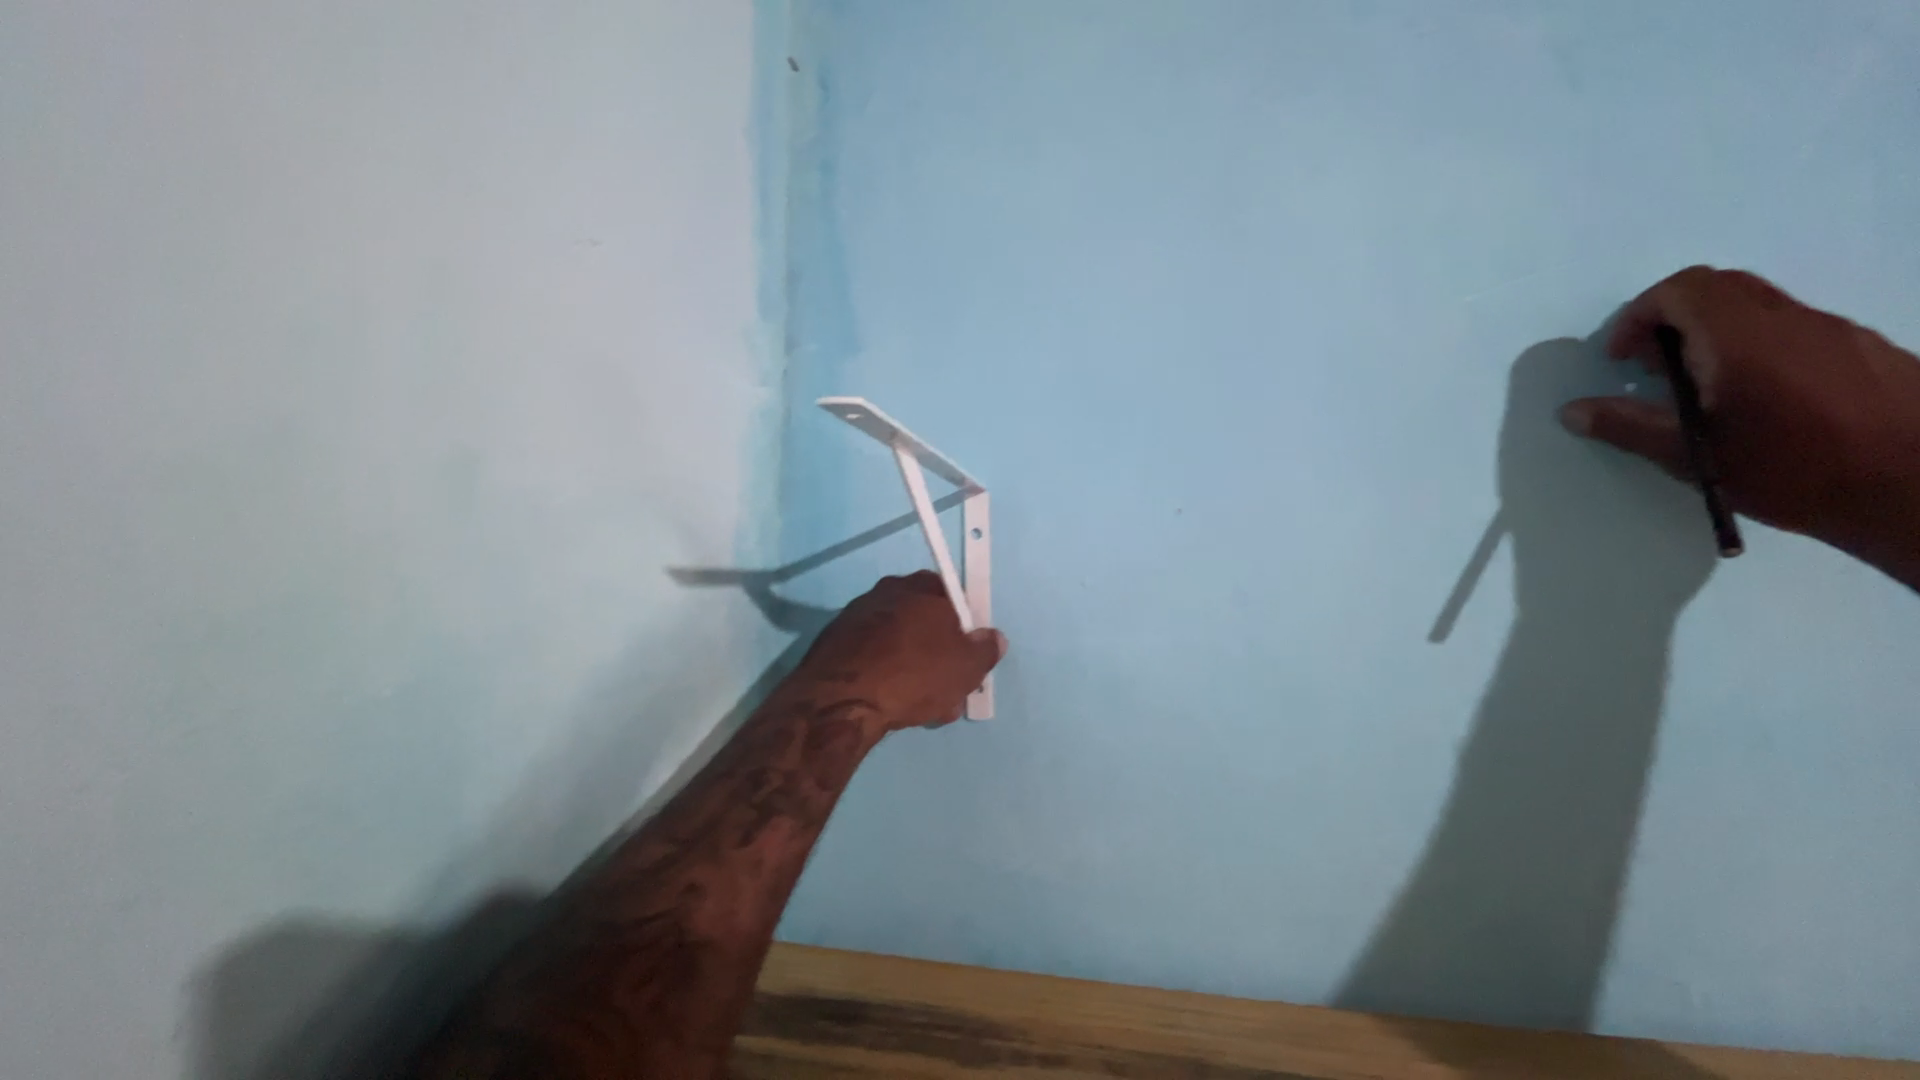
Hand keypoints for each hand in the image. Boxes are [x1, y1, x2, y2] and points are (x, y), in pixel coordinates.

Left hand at [796, 571, 1005, 731]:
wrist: (841, 699)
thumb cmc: (913, 674)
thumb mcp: (966, 667)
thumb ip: (985, 649)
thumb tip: (992, 637)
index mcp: (923, 587)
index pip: (954, 600)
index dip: (965, 631)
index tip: (968, 660)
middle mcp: (889, 591)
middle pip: (925, 622)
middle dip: (940, 655)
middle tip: (949, 690)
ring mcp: (857, 614)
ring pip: (899, 642)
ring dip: (913, 669)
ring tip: (921, 707)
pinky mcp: (835, 641)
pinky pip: (872, 655)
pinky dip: (884, 674)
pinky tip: (890, 703)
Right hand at [1560, 266, 1919, 581]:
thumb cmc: (1793, 472)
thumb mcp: (1694, 457)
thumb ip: (1629, 426)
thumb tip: (1573, 410)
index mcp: (1742, 339)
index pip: (1682, 290)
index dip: (1639, 315)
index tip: (1620, 359)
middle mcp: (1790, 321)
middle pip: (1720, 289)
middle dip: (1672, 318)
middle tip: (1651, 368)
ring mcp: (1836, 332)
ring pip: (1758, 308)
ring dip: (1713, 334)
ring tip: (1701, 391)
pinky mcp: (1866, 351)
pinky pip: (1793, 329)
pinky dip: (1754, 347)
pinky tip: (1756, 402)